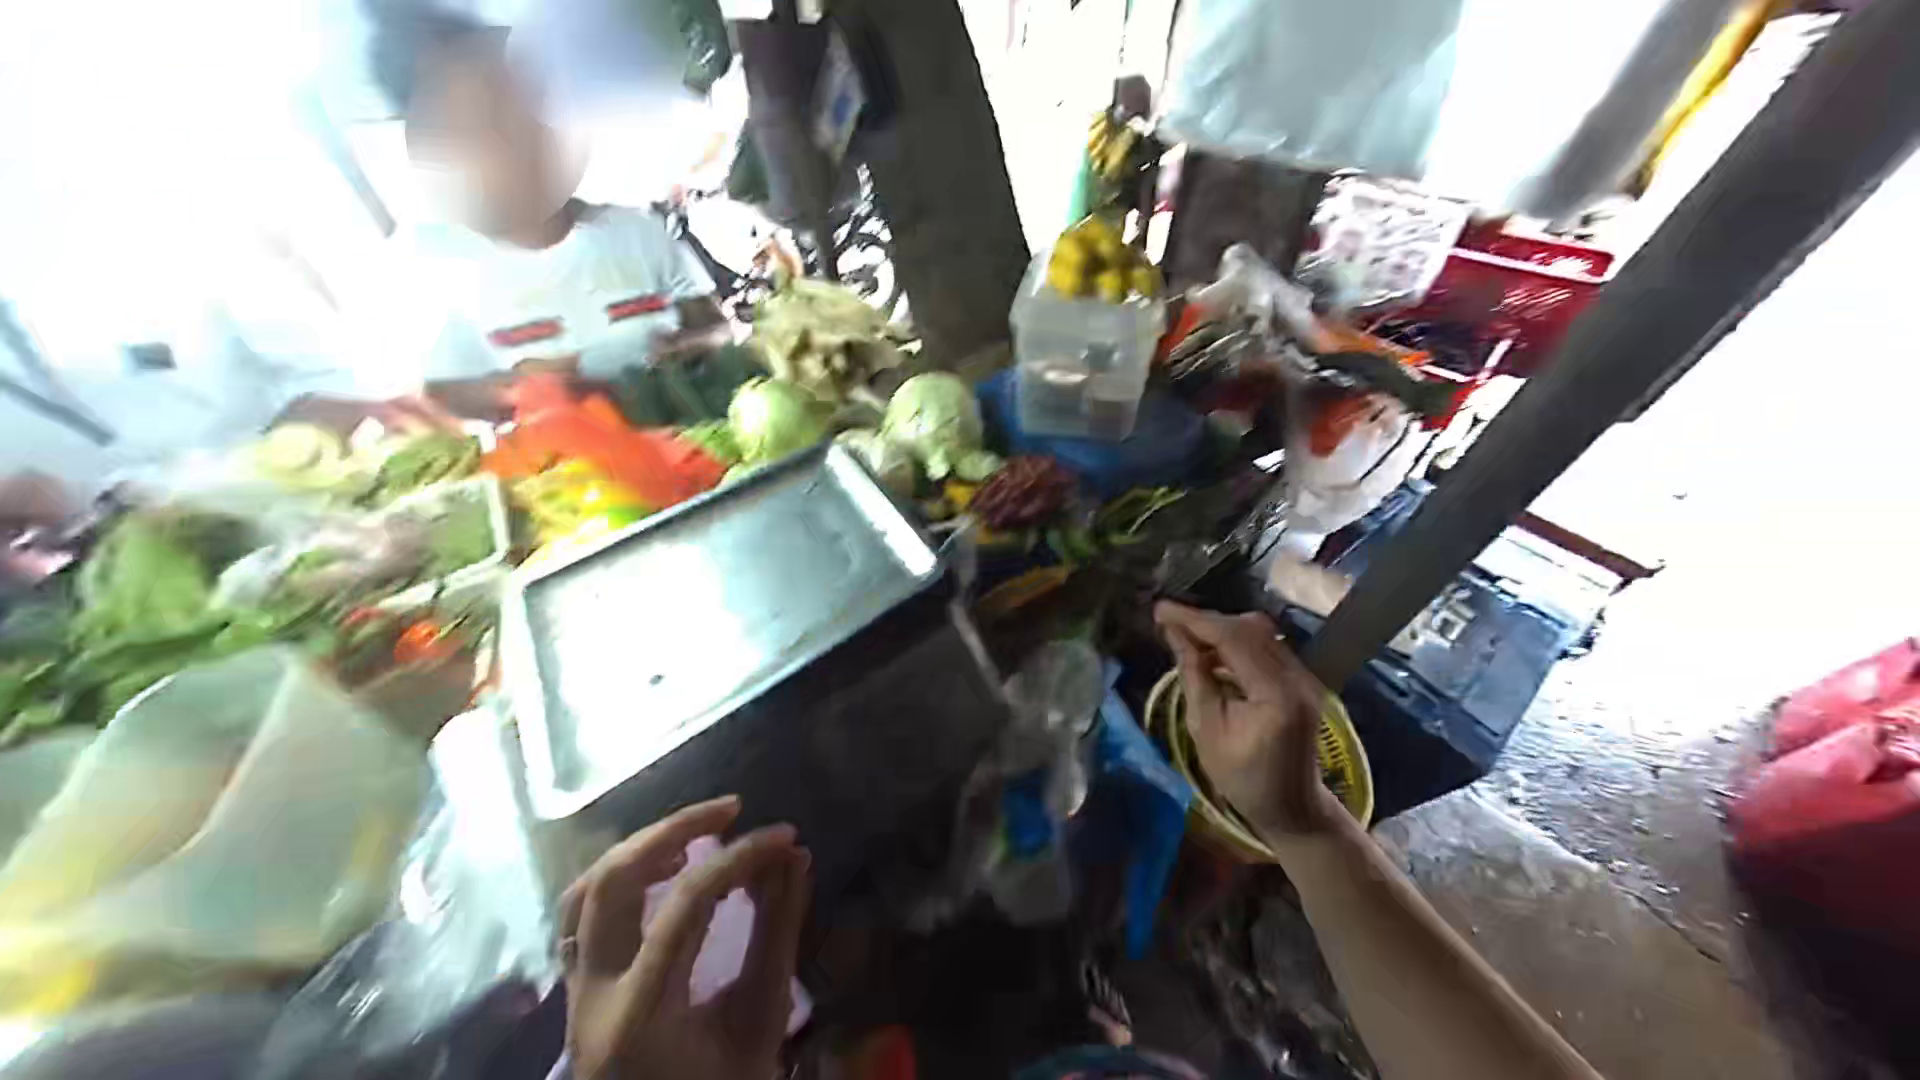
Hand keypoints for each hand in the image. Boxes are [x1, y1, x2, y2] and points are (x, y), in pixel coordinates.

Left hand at [558, 796, 810, 1079]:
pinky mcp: (574, 990)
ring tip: (696, 832)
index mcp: (641, 1014)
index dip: (740, 856)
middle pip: (614, 881)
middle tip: (731, 809)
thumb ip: (778, 933)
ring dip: (644, 846)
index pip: (686, 904)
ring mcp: (573, 994)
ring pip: (586, 889)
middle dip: (676, 829)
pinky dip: (621, 873)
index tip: (785, 835)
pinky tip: (661, 866)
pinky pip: (579, 912)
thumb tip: (794, 858)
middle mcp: (591, 997)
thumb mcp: (759, 1020)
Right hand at [1155, 602, 1340, 837]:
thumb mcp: (1206, 728)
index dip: (1193, 620)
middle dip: (1205, 621)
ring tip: (1184, 635)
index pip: (1233, 639)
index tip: (1159, 610)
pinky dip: (1234, 642)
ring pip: (1257, 632)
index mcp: (1275, 693)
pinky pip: (1265, 645)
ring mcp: (1303, 676)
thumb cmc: (1242, 778)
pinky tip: (1210, 651)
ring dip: (1219, 629)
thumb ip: (1193, 675)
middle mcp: (1297, 676)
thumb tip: (1174, 633)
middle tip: (1167, 622)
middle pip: (1248, 628)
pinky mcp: (1300, 679)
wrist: (1292, 807)